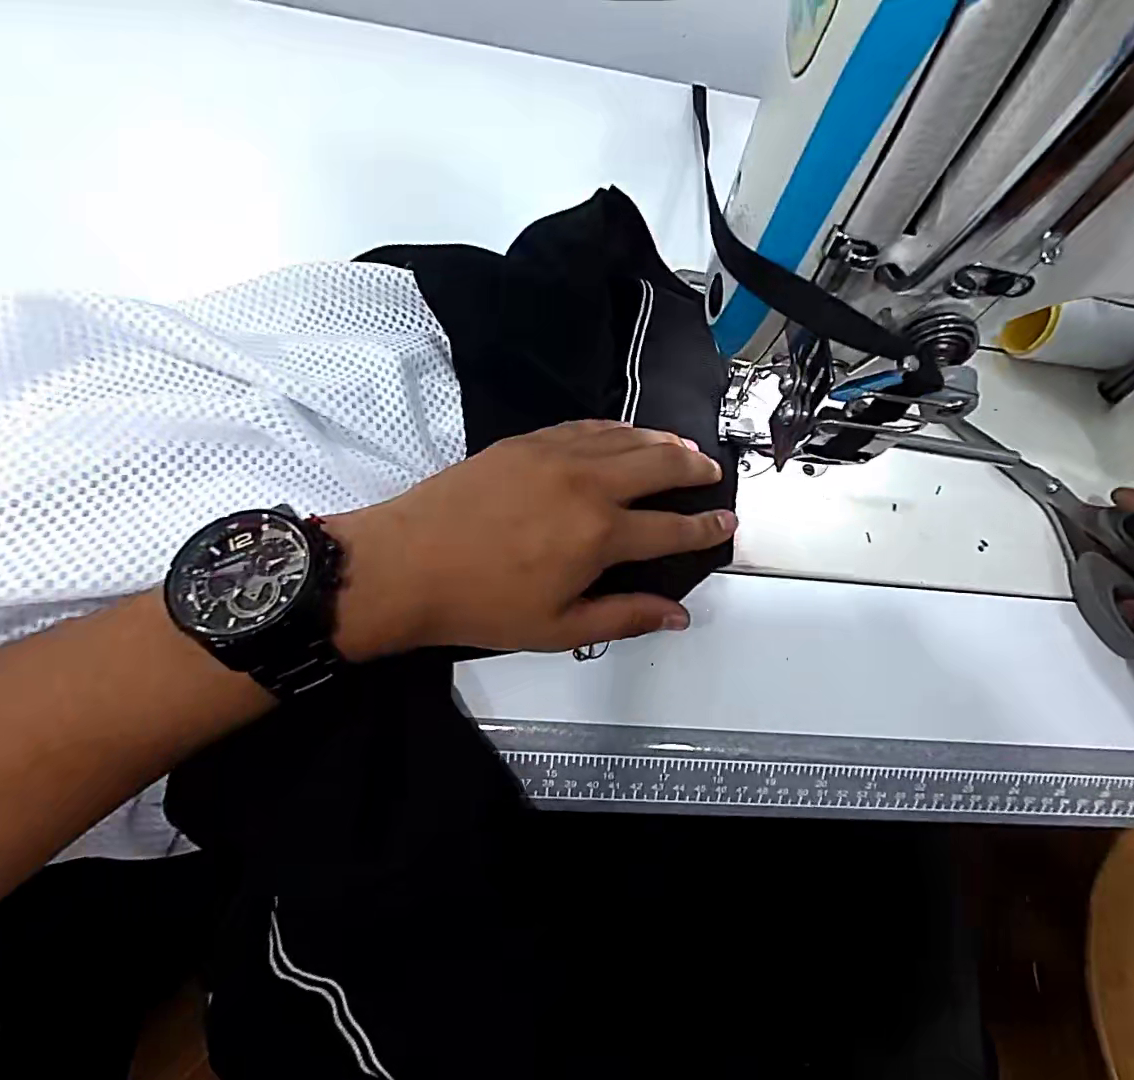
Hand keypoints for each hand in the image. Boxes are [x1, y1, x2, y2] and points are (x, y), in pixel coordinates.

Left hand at [322, 420, 734, 656]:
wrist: (406, 565)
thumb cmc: (482, 604)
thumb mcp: (560, 628)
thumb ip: (626, 617)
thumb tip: (677, 615)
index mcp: (599, 535)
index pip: (673, 528)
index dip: (706, 528)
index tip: (726, 523)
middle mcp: (587, 485)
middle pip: (660, 466)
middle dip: (695, 471)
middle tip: (713, 474)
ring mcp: (556, 455)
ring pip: (627, 438)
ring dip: (663, 443)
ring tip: (684, 450)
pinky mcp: (528, 442)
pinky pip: (587, 426)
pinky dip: (618, 429)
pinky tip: (627, 434)